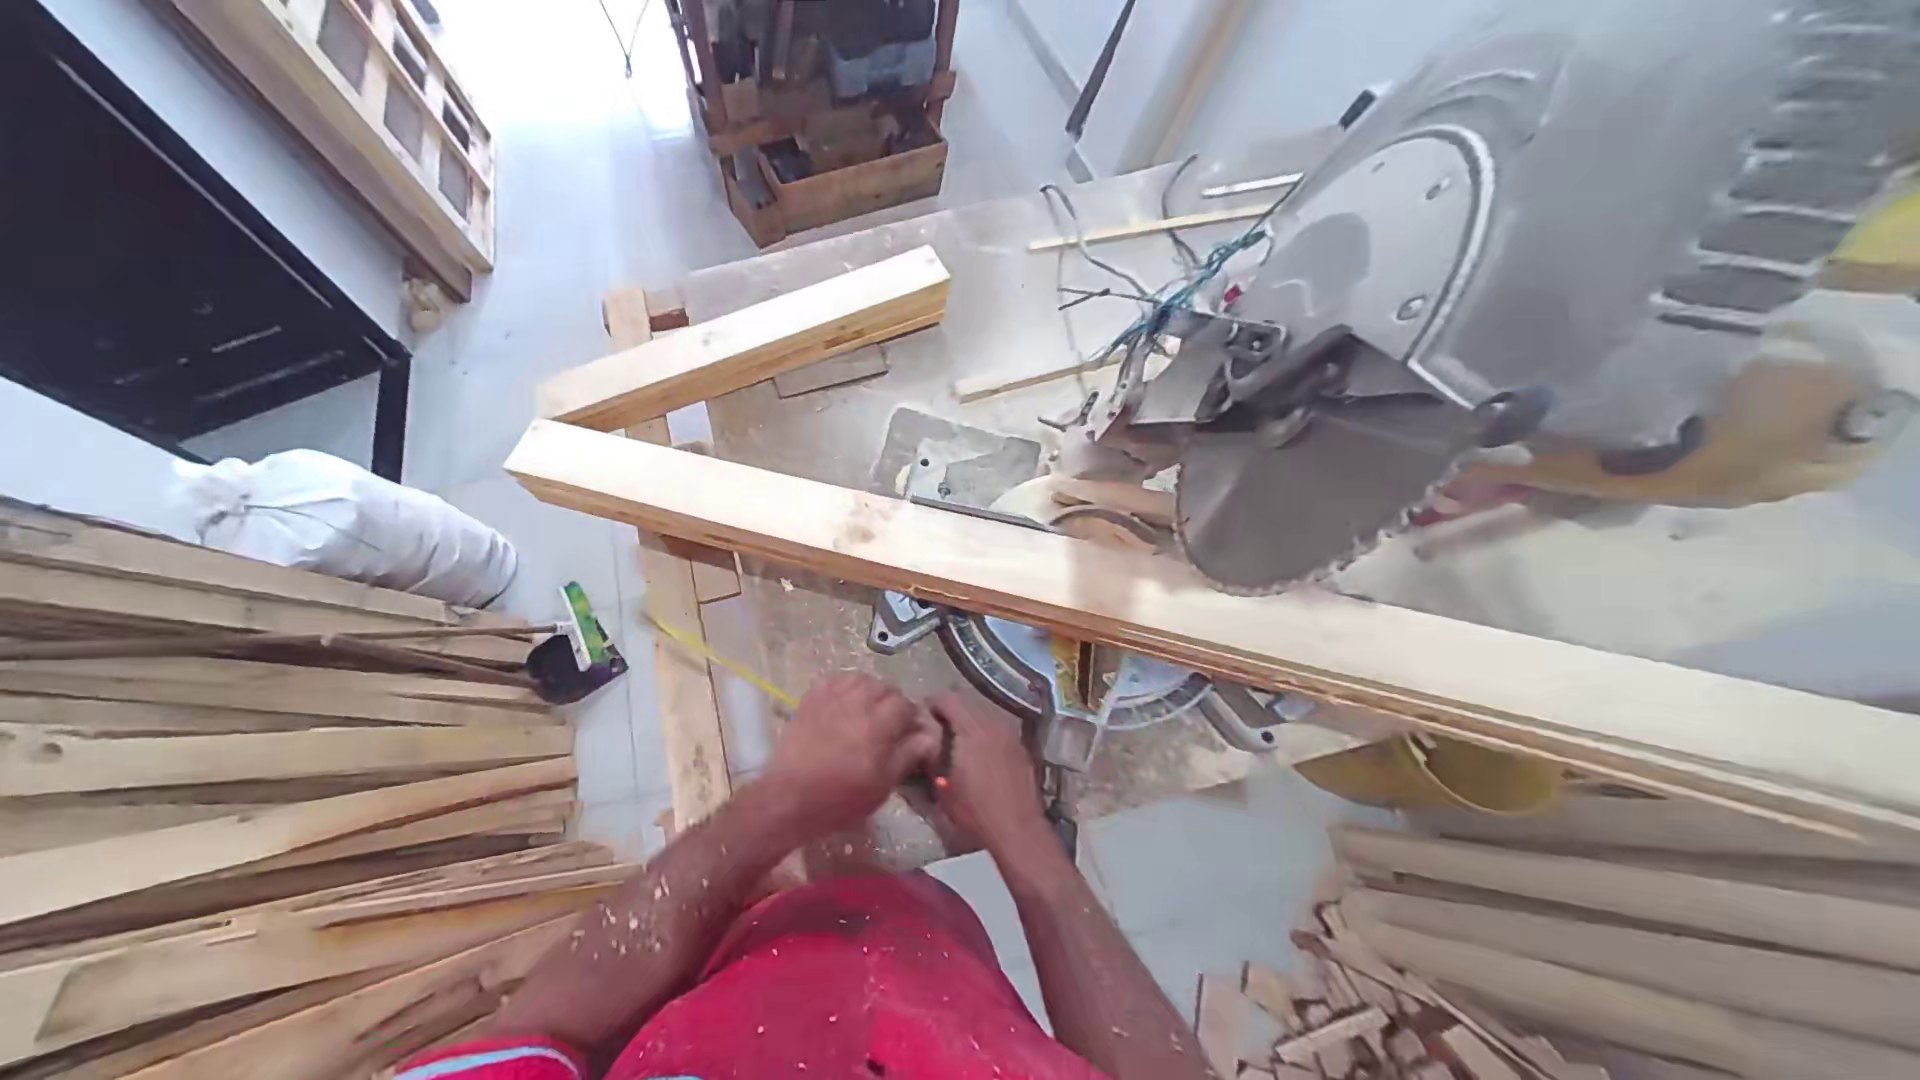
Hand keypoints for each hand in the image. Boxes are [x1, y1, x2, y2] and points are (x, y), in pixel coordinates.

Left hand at [765, 674, 942, 835]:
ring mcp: (831, 698)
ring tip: (868, 708)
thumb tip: (928, 736)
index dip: (910, 716)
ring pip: (860, 678)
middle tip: (889, 722)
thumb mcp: (883, 784)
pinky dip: (844, 686)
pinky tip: (844, 702)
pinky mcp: (811, 700)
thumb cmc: (841, 797)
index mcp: (878, 724)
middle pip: (884, 687)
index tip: (908, 730)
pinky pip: (834, 680)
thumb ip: (908, 755)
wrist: (791, 798)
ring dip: (869, 690)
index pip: (905, 704)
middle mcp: (857, 703)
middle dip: (892, 701)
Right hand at [928, 693, 1047, 851]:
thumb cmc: (975, 811)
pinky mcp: (1022, 749)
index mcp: (972, 729)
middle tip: (936, 726)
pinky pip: (999, 731)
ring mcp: (1011, 735)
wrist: (1018, 830)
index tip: (921, 713)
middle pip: (968, 704)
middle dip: (951, 711)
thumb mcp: (943, 788)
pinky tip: (980, 753)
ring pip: (986, 715)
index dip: (933, 703)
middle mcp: (994, 724)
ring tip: (957, 739)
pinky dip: (986, 734)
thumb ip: (933, 760)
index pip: (949, 700)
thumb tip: (925, 746)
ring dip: (969, 721)